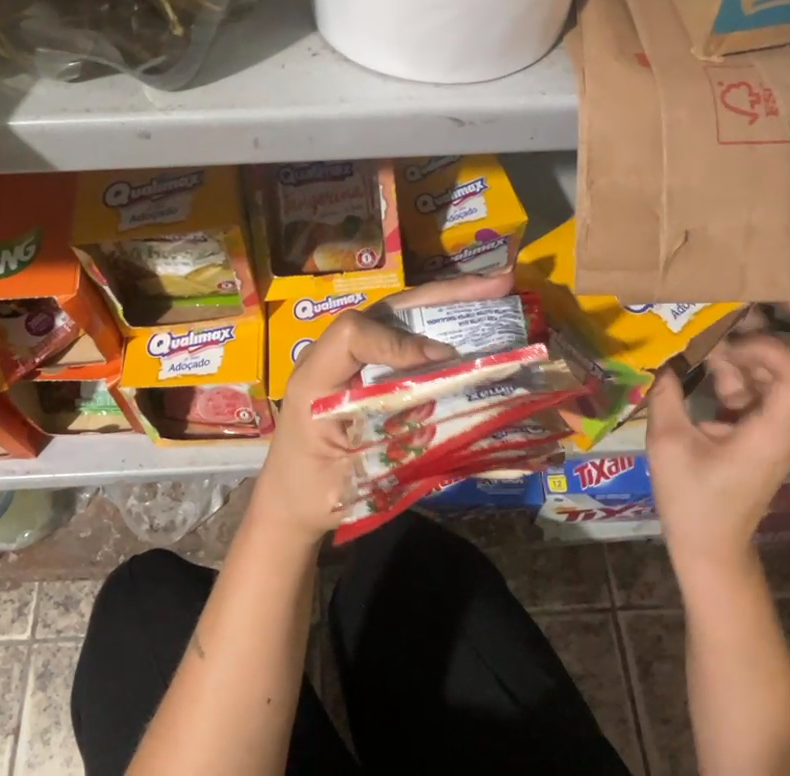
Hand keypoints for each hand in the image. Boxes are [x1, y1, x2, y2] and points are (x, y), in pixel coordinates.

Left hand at [256, 272, 516, 541]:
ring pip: (404, 319)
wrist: (290, 504)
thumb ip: (389, 443)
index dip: (399, 341)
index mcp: (316, 377)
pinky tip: (480, 327)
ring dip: (451, 305)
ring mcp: (356, 363)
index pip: (353, 334)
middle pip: (390, 311)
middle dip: (445, 295)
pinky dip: (445, 332)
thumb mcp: (346, 478)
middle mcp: (337, 357)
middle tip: (499, 283)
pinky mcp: (372, 374)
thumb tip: (445, 408)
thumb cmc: (313, 494)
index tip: (442, 359)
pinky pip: (409, 344)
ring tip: (499, 290)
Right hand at [645, 303, 789, 569]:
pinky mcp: (766, 431)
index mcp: (776, 433)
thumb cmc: (692, 500)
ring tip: (732, 323)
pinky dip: (744, 371)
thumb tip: (663, 359)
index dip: (768, 349)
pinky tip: (710, 358)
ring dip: (767, 350)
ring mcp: (783, 429)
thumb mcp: (667, 444)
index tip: (727, 345)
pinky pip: (767, 389)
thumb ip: (667, 395)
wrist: (710, 546)